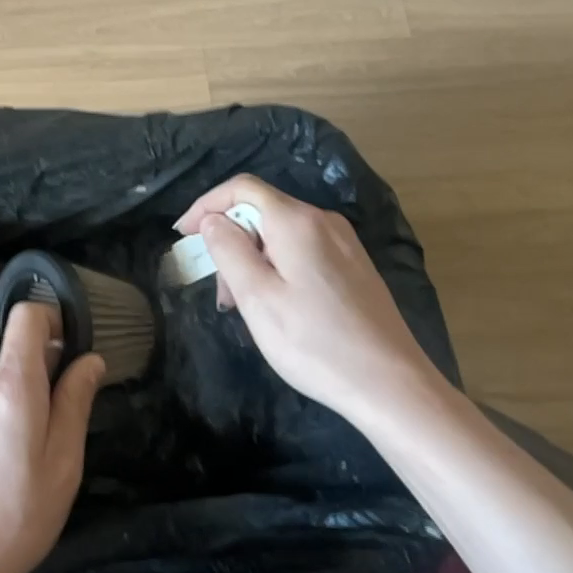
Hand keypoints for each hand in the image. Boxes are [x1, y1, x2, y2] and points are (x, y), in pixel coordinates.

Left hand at [0, 305, 104, 572]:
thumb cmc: (16, 518)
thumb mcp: (63, 465)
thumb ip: (75, 404)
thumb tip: (90, 359)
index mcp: (14, 384)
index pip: (29, 317)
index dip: (53, 319)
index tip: (73, 346)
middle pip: (17, 351)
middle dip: (43, 371)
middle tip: (58, 422)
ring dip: (13, 386)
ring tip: (22, 441)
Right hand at [177, 174, 446, 414]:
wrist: (390, 384)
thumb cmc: (315, 343)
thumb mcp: (257, 298)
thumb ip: (229, 250)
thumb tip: (213, 220)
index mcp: (297, 221)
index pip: (241, 188)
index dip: (206, 205)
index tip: (182, 236)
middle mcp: (323, 221)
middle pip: (262, 211)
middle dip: (230, 240)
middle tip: (218, 292)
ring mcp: (344, 243)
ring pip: (281, 234)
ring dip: (253, 258)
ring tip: (244, 307)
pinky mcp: (355, 266)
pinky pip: (303, 251)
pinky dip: (278, 267)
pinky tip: (277, 306)